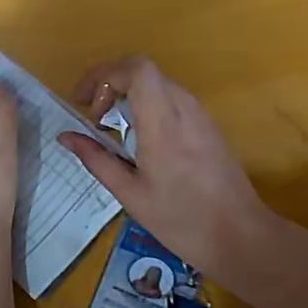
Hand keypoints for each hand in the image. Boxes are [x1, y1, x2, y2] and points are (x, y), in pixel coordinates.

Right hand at [56, 56, 279, 281]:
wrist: (243, 238)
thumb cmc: (181, 220)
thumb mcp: (129, 193)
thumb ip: (95, 158)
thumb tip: (65, 136)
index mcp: (163, 124)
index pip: (137, 69)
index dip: (104, 75)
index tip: (86, 104)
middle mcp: (184, 110)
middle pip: (143, 70)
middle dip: (109, 83)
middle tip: (90, 113)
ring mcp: (200, 115)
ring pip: (156, 82)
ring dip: (126, 93)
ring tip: (109, 125)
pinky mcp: (208, 125)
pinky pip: (170, 98)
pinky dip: (145, 104)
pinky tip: (137, 137)